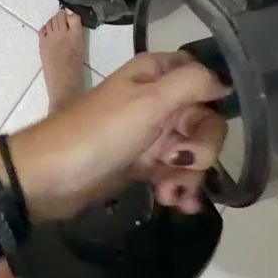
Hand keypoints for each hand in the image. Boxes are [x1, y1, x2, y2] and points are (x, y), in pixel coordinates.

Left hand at [7, 53, 228, 218]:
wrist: (51, 179)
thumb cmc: (99, 132)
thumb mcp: (149, 100)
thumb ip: (192, 83)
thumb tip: (225, 81)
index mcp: (155, 74)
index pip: (203, 77)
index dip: (209, 101)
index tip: (197, 122)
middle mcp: (157, 100)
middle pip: (205, 120)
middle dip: (201, 148)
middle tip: (179, 161)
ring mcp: (151, 135)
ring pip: (194, 152)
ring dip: (189, 175)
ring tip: (169, 193)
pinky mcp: (145, 165)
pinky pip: (178, 175)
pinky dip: (181, 190)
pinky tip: (176, 204)